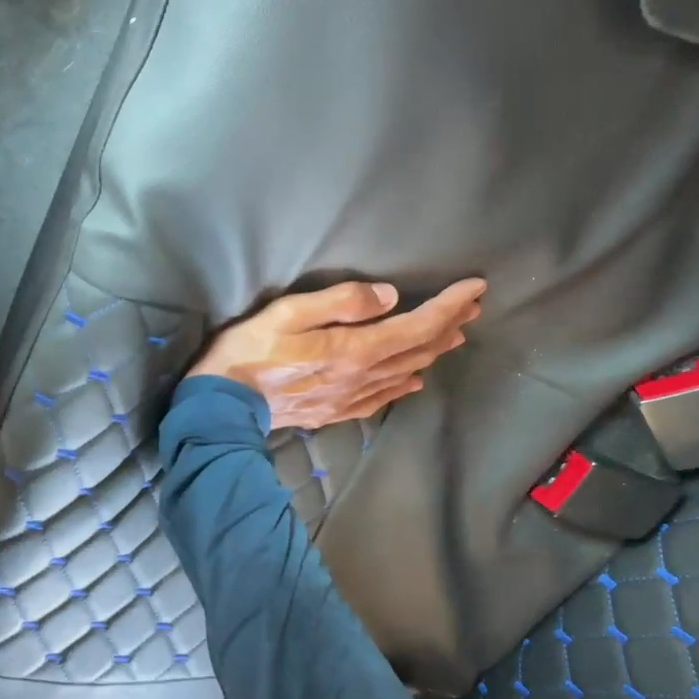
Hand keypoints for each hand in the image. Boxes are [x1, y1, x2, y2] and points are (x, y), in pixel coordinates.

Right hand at [188, 278, 486, 429]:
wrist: (223, 405)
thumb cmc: (249, 350)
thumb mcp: (287, 312)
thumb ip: (339, 301)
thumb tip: (389, 296)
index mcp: (356, 349)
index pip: (418, 325)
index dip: (451, 305)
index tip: (475, 287)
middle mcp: (363, 376)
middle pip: (418, 350)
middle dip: (449, 325)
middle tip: (471, 307)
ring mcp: (349, 398)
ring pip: (405, 373)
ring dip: (432, 352)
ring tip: (452, 336)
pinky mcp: (334, 412)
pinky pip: (381, 398)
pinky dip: (404, 385)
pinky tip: (412, 381)